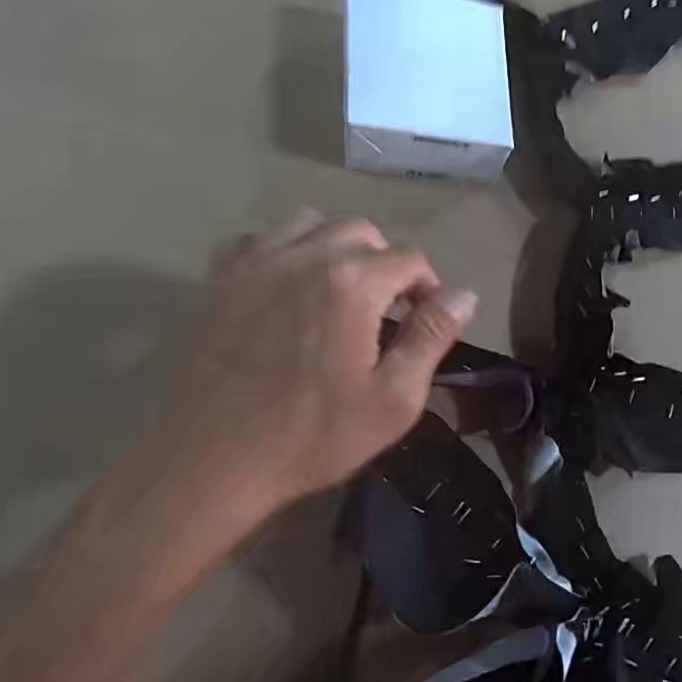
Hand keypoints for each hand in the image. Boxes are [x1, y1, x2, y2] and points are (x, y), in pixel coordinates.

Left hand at [160, 209, 476, 518]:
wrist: (216, 458)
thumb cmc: (314, 436)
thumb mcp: (392, 399)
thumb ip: (431, 338)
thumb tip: (465, 294)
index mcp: (352, 283)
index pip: (410, 259)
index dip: (428, 289)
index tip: (424, 324)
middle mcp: (305, 255)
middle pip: (363, 232)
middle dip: (386, 265)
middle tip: (386, 314)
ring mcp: (256, 262)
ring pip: (311, 223)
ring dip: (336, 248)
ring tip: (339, 293)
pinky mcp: (221, 279)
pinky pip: (260, 238)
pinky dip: (284, 251)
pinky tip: (287, 289)